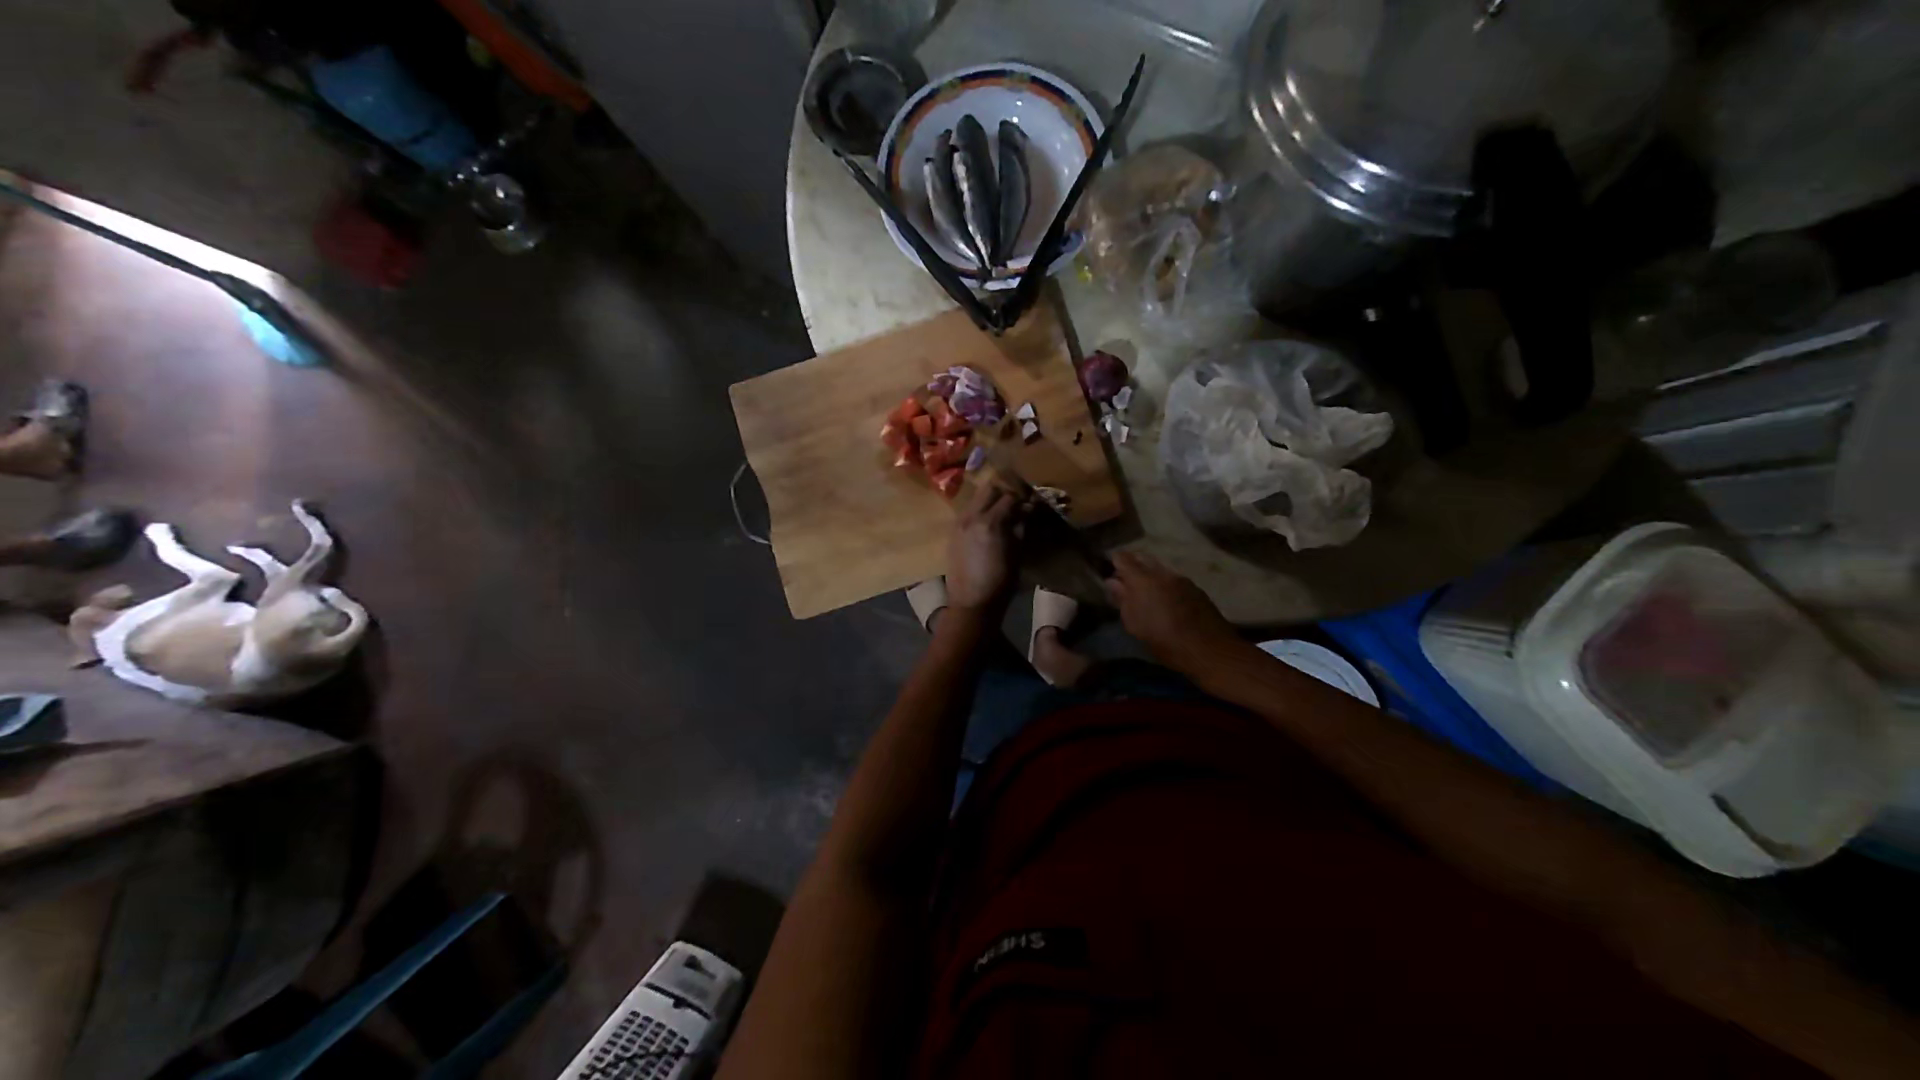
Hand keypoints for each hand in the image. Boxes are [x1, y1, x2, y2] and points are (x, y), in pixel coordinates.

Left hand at [946, 484, 1022, 610]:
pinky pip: (967, 512)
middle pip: (989, 489)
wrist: (972, 601)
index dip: (1022, 498)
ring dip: (990, 500)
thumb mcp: (1017, 552)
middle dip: (1004, 492)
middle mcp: (971, 517)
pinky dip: (979, 512)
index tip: (1031, 503)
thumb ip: (1021, 526)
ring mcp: (959, 523)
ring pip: (976, 499)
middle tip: (1015, 503)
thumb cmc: (1000, 581)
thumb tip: (1027, 508)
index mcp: (990, 522)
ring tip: (1002, 514)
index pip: (1009, 497)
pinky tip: (988, 526)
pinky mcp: (953, 532)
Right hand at [1104, 550, 1244, 674]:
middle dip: (1132, 566)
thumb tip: (1113, 582)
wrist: (1210, 650)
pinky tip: (1166, 601)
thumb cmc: (1165, 641)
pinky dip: (1165, 584)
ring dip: (1150, 576)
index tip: (1109, 569)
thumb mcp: (1135, 625)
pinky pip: (1174, 579)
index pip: (1123, 558)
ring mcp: (1182, 579)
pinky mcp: (1196, 589)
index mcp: (1144, 580)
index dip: (1114, 561)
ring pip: (1160, 569)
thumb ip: (1122, 600)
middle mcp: (1163, 573)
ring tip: (1145, 593)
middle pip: (1143, 559)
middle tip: (1125, 582)